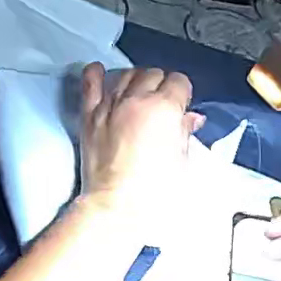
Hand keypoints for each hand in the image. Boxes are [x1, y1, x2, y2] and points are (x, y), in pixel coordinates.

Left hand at [77, 63, 203, 217]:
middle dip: (161, 86)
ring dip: (136, 80)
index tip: (182, 104)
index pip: (179, 82)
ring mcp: (112, 106)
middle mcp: (137, 101)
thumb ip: (184, 134)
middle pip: (153, 74)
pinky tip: (100, 73)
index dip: (183, 94)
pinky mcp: (91, 117)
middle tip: (163, 104)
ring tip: (140, 93)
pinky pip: (90, 83)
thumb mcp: (181, 162)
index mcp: (165, 109)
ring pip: (126, 74)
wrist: (118, 207)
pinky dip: (96, 74)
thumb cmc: (152, 192)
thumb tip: (190, 121)